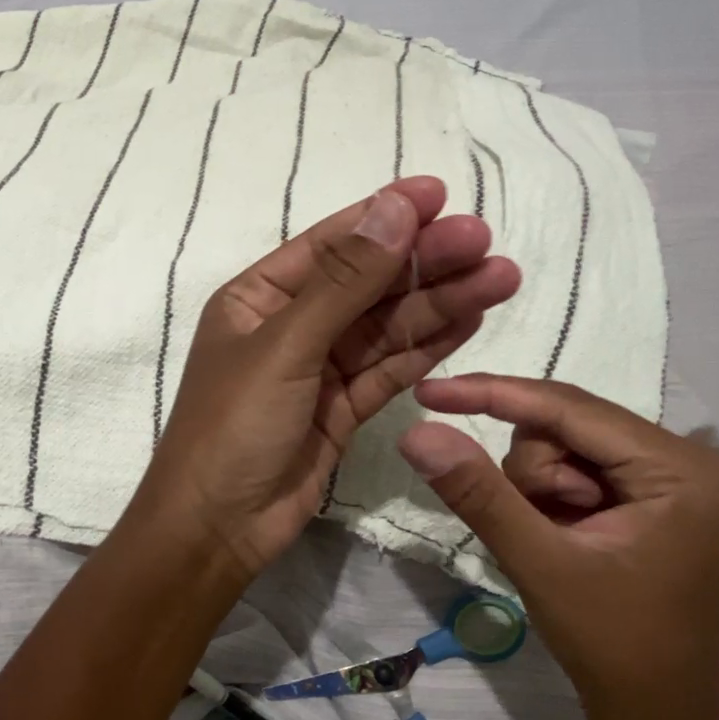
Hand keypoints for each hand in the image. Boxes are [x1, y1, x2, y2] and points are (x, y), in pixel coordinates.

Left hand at [123, 177, 520, 583]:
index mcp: (258, 298)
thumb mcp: (284, 346)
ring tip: (501, 276)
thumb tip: (393, 208)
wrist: (216, 526)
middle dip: (423, 261)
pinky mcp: (342, 408)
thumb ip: (343, 282)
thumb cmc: (234, 425)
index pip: (329, 245)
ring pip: (386, 326)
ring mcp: (317, 368)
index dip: (382, 217)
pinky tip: (471, 319)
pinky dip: (428, 345)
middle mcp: (289, 325)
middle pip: (366, 283)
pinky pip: (390, 368)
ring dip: (439, 301)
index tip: (438, 193)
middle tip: (485, 240)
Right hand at [399, 375, 718, 719]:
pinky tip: (562, 541)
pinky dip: (547, 500)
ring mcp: (668, 480)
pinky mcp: (649, 499)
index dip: (492, 394)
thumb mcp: (538, 561)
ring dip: (535, 490)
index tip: (426, 392)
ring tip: (555, 544)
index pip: (568, 407)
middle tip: (539, 530)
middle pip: (564, 426)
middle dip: (530, 474)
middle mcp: (684, 459)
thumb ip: (477, 492)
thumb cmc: (612, 643)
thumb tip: (415, 431)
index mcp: (680, 467)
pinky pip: (573, 471)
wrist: (655, 717)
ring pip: (561, 447)